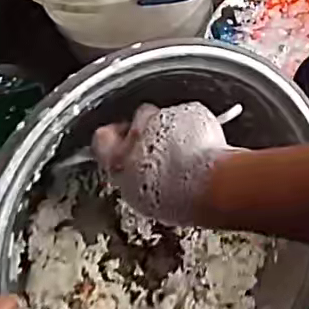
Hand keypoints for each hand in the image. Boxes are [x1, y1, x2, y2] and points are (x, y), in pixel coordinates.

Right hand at [93, 102, 239, 225]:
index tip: (122, 139)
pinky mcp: (189, 110)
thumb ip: (133, 175)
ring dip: (174, 125)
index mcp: (119, 160)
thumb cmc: (177, 198)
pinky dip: (195, 123)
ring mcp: (165, 118)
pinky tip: (202, 140)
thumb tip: (139, 172)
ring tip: (187, 145)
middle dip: (150, 126)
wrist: (206, 183)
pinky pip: (189, 113)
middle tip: (164, 142)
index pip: (102, 139)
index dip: (114, 137)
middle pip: (138, 118)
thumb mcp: (141, 196)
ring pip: (166, 114)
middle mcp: (138, 134)